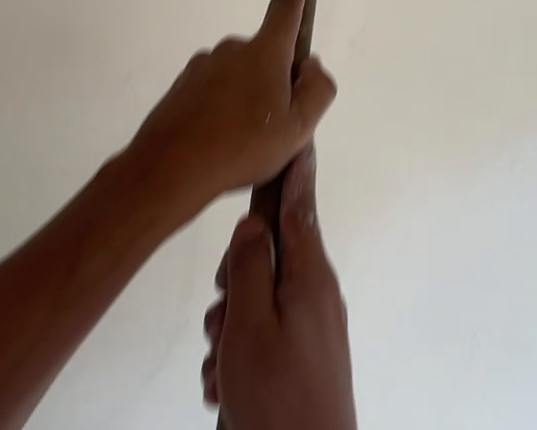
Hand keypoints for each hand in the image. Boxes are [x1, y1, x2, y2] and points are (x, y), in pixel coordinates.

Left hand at [126, 0, 336, 210]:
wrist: (170, 167)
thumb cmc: (242, 145)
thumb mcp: (299, 127)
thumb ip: (317, 90)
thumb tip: (310, 64)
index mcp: (265, 52)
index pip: (286, 8)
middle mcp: (232, 49)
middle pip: (266, 59)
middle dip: (274, 84)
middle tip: (272, 131)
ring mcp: (203, 66)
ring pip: (239, 80)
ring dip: (246, 103)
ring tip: (241, 145)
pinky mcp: (182, 86)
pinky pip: (214, 94)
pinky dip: (221, 113)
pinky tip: (218, 144)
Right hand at [202, 147, 355, 429]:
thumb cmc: (277, 398)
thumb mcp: (249, 324)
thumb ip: (248, 266)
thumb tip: (253, 224)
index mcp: (309, 279)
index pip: (298, 208)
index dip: (296, 172)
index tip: (302, 137)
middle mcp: (313, 297)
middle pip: (264, 258)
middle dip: (233, 282)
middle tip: (222, 318)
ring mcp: (307, 331)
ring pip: (253, 303)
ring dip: (228, 329)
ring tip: (224, 367)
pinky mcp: (298, 361)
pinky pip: (258, 338)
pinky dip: (236, 357)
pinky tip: (228, 387)